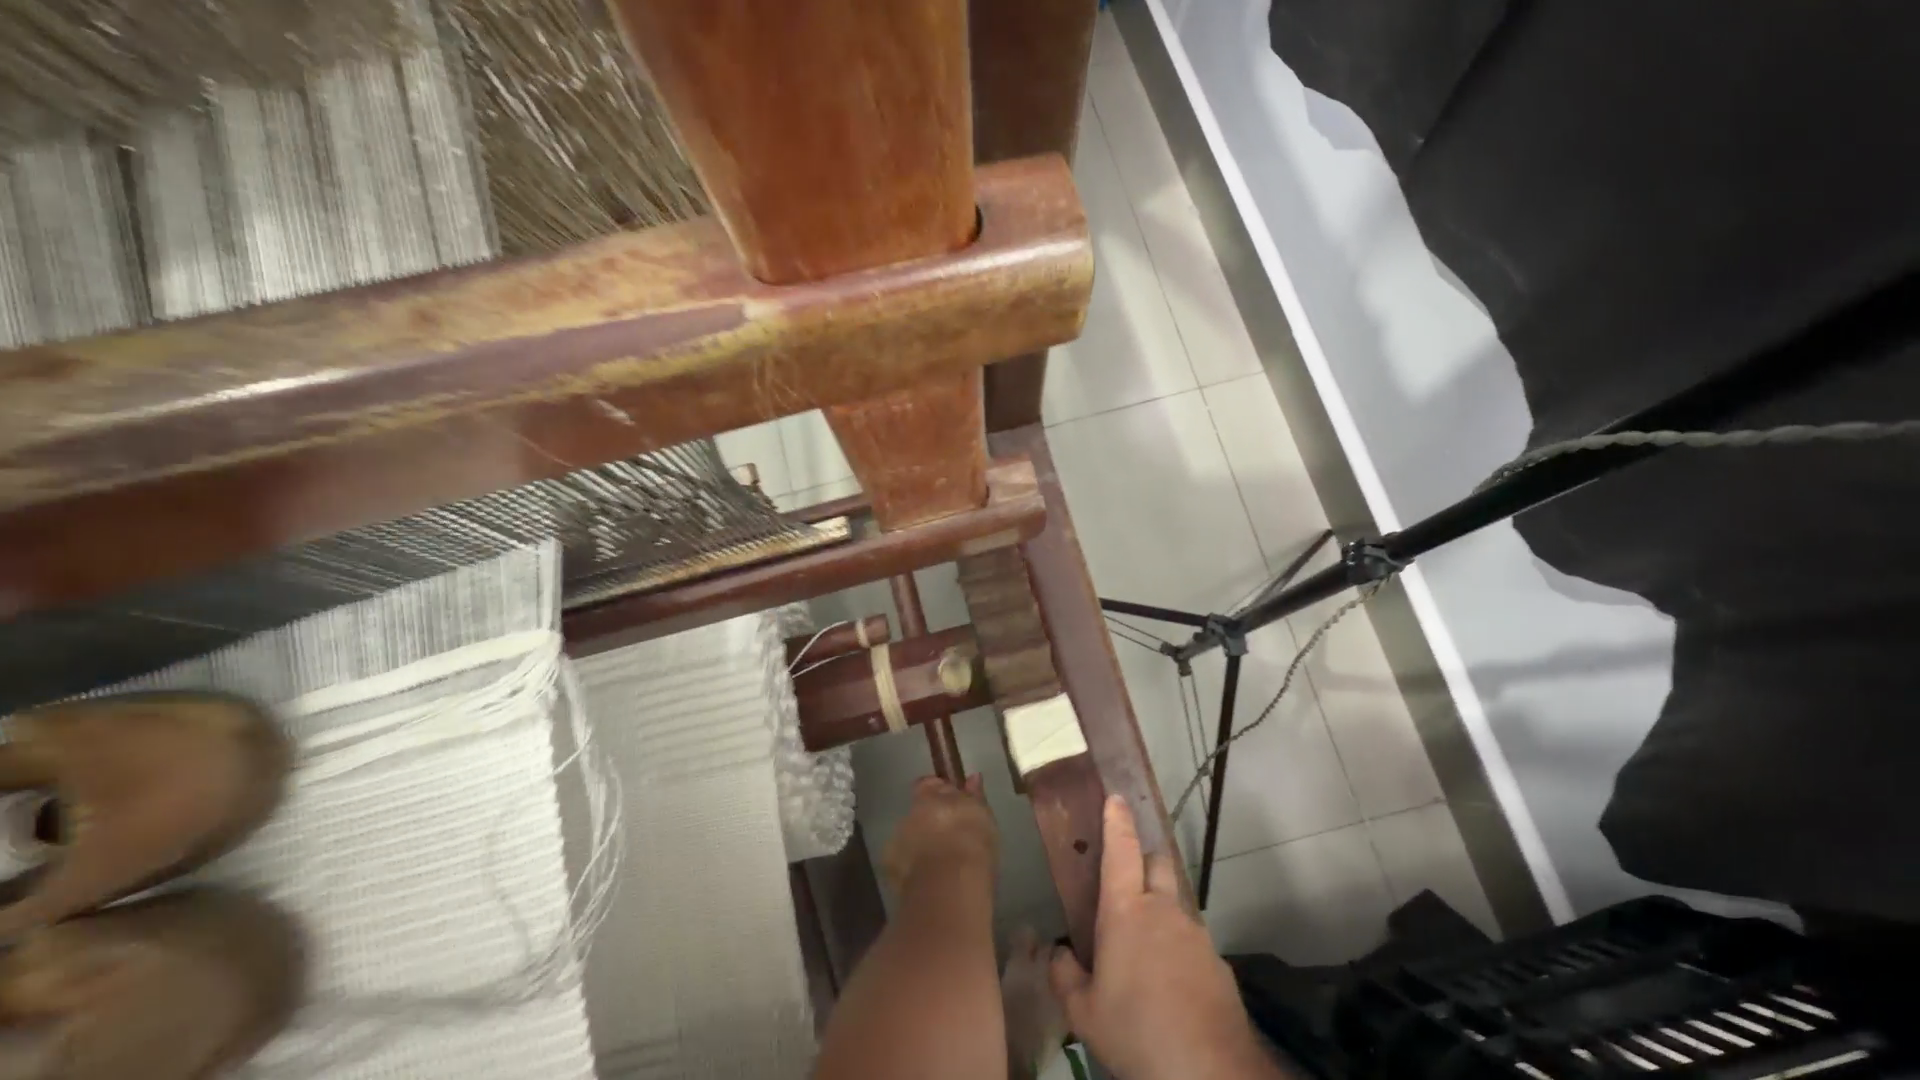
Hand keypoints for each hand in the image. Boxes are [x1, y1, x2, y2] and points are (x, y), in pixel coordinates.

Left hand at [881, 775, 997, 893]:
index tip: (952, 802)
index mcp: (929, 797)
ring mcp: (896, 842)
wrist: (950, 883)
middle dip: (930, 821)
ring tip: (941, 862)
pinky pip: (903, 864)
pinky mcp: (891, 869)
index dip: (938, 792)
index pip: (927, 784)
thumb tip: (973, 778)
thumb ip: (974, 795)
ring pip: (909, 838)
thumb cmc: (971, 842)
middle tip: (950, 836)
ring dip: (920, 844)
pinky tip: (928, 879)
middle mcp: (908, 815)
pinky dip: (913, 868)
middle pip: (917, 813)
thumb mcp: (982, 815)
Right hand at [1049, 797, 1281, 1079]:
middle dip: (1145, 856)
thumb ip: (1064, 975)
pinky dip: (1177, 948)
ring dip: (1160, 909)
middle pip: (1159, 864)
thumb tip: (1058, 952)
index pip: (1121, 850)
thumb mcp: (1082, 1011)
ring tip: (1142, 943)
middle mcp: (1165, 912)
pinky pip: (1192, 942)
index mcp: (1126, 912)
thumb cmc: (1135, 1031)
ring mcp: (1197, 937)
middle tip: (1127, 869)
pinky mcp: (1218, 964)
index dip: (1117, 821)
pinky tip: (1168, 981)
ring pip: (1176, 906)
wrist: (1209, 1070)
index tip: (1117, 798)